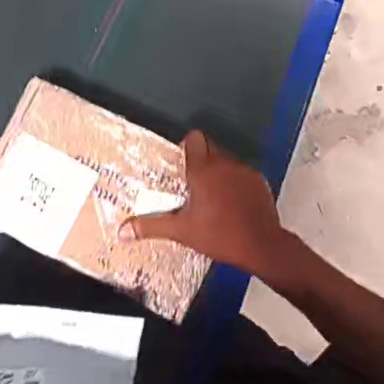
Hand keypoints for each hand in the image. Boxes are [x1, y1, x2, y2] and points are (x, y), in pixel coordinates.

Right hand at [119, 131, 294, 279]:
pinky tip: (231, 204)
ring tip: (210, 197)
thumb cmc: (220, 236)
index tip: (180, 162)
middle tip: (190, 184)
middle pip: (209, 149)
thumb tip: (122, 230)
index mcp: (204, 170)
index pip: (194, 138)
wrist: (261, 245)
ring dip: (218, 172)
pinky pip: (242, 174)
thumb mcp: (182, 232)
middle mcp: (225, 164)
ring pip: (226, 161)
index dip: (186, 146)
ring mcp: (244, 171)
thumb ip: (151, 226)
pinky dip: (235, 183)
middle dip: (200, 161)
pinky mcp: (259, 181)